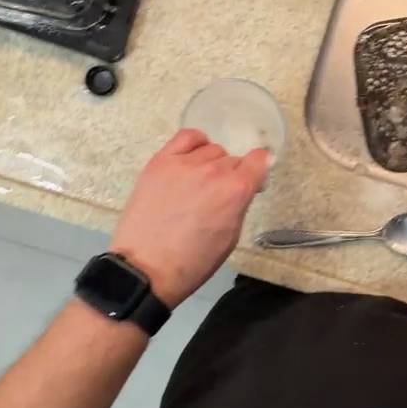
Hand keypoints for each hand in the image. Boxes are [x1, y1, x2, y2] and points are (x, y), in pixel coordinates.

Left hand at [110, 129, 270, 306]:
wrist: (146, 269)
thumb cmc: (193, 262)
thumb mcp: (231, 237)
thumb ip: (241, 203)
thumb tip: (247, 184)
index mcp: (236, 191)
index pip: (260, 160)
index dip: (258, 170)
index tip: (252, 180)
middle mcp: (214, 170)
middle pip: (233, 160)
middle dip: (232, 176)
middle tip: (216, 197)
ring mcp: (184, 164)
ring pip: (211, 150)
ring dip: (211, 164)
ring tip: (198, 184)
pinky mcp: (160, 162)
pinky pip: (186, 138)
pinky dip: (195, 144)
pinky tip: (191, 159)